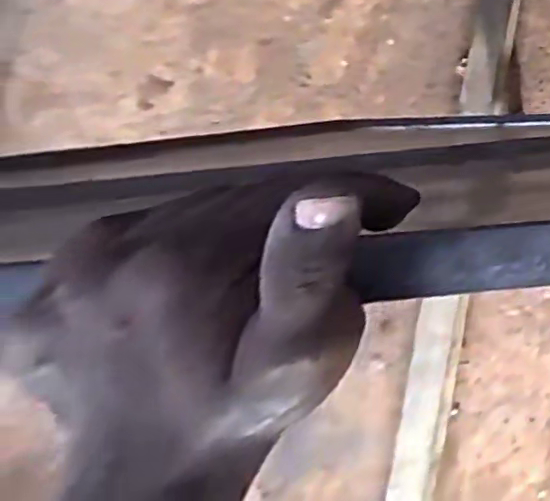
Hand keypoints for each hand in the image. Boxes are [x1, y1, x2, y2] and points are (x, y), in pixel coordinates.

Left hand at [2, 176, 417, 500]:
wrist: (158, 479)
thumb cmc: (254, 404)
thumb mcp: (308, 343)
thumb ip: (312, 268)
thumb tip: (326, 194)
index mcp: (178, 263)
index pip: (291, 189)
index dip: (359, 191)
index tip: (399, 212)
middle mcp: (108, 258)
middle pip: (241, 198)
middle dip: (303, 210)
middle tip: (352, 238)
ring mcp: (61, 282)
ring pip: (191, 212)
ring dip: (248, 225)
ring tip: (283, 259)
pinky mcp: (38, 302)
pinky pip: (133, 242)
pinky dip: (182, 246)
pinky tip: (206, 279)